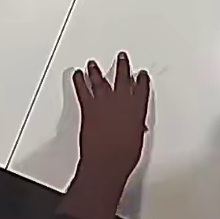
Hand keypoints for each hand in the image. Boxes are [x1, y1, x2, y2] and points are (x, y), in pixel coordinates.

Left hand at [71, 53, 150, 188]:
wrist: (107, 162)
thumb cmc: (124, 155)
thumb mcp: (137, 140)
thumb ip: (135, 127)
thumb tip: (135, 127)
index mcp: (137, 109)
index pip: (142, 88)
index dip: (141, 80)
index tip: (141, 74)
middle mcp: (122, 101)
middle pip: (122, 77)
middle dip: (122, 66)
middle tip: (122, 56)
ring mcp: (104, 102)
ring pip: (100, 80)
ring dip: (97, 70)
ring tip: (93, 64)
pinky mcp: (89, 108)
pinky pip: (83, 90)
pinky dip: (79, 81)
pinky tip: (77, 75)